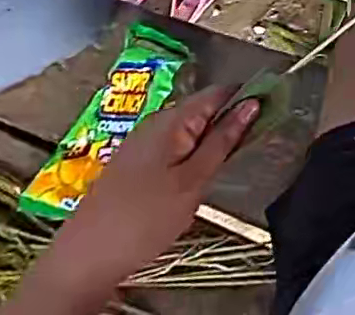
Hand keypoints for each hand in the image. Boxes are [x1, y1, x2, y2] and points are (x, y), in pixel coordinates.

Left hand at [49, 85, 259, 282]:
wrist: (81, 262)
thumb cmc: (143, 219)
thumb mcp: (193, 181)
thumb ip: (223, 140)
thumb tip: (251, 103)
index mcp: (173, 119)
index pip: (220, 92)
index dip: (247, 96)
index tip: (273, 108)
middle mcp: (157, 121)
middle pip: (204, 109)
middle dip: (230, 121)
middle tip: (254, 143)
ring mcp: (142, 142)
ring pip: (189, 130)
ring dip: (211, 140)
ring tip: (229, 163)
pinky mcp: (133, 164)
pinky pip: (173, 146)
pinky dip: (192, 155)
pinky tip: (196, 179)